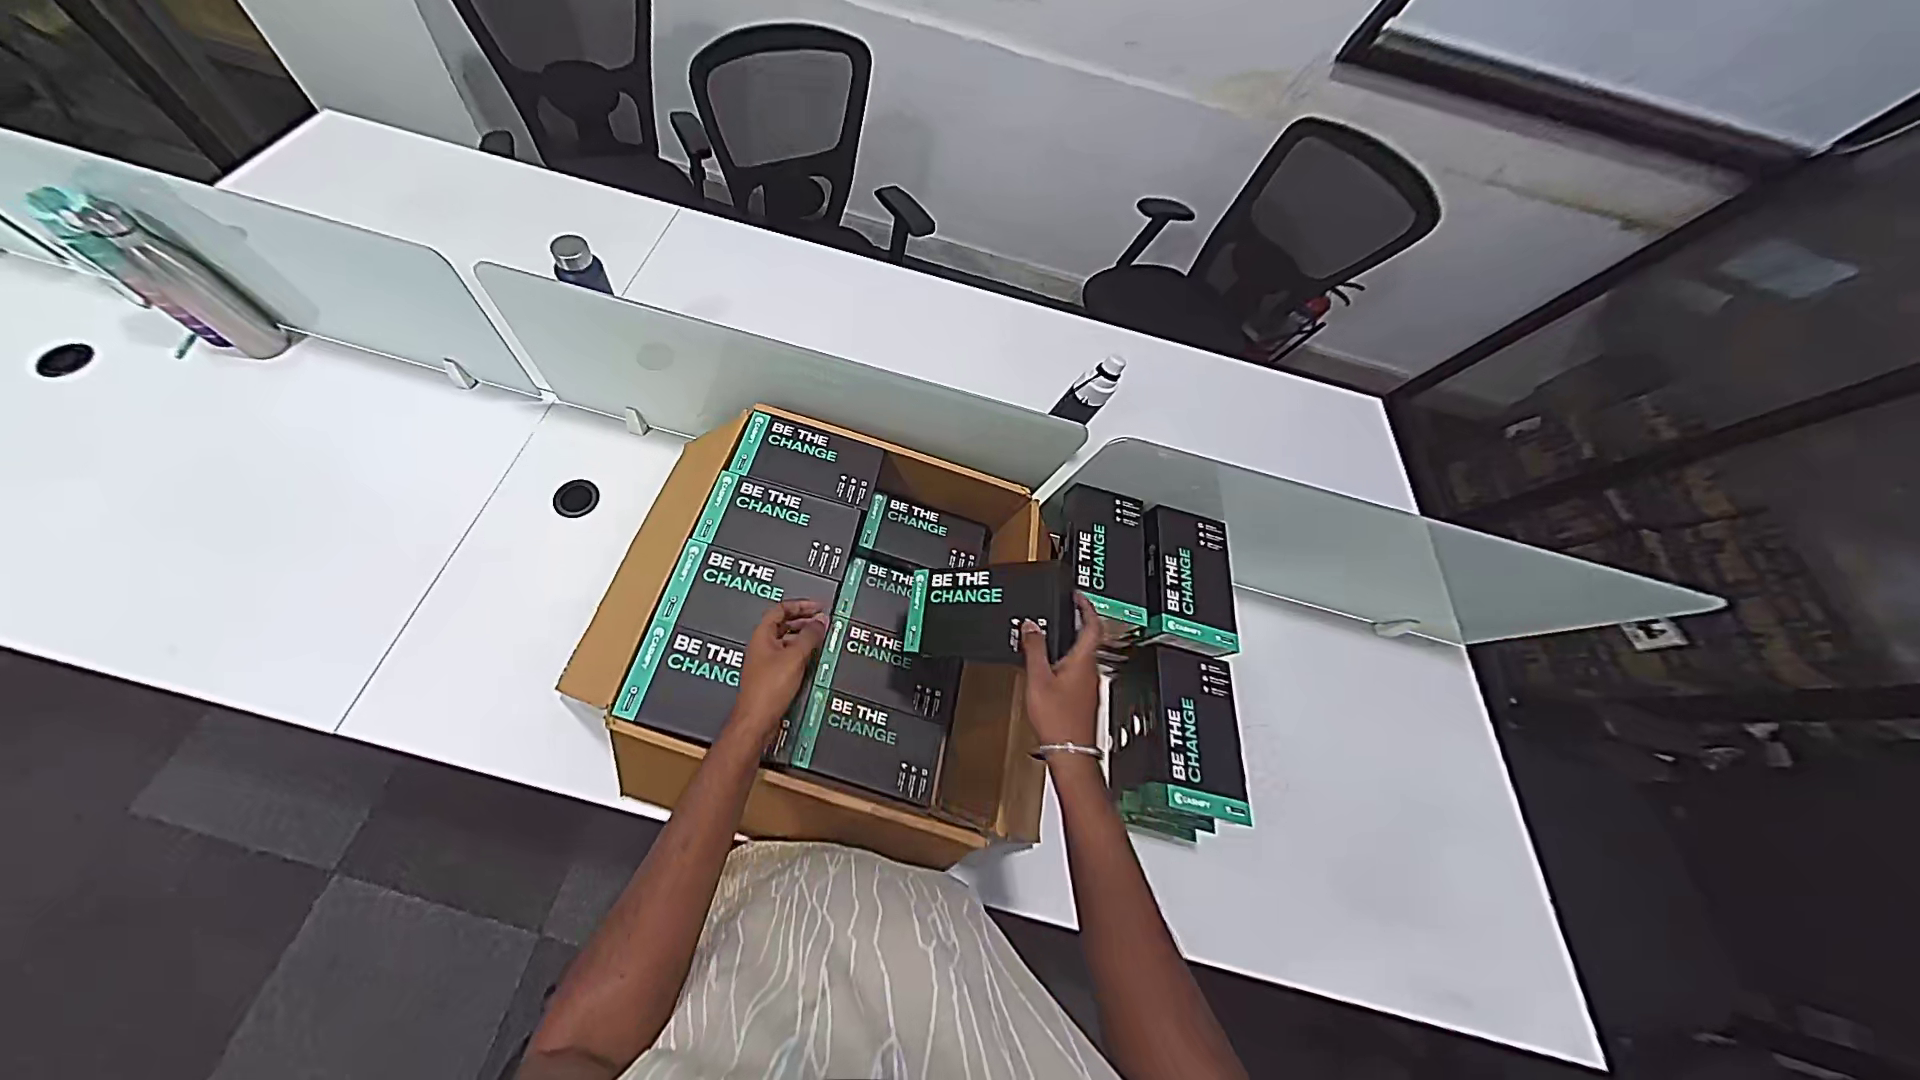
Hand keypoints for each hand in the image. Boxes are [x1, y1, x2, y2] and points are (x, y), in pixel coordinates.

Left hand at [729, 599, 827, 742]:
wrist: (757, 720)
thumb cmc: (767, 690)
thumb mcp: (795, 656)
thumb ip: (810, 636)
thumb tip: (820, 621)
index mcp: (762, 635)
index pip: (781, 609)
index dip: (800, 605)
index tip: (817, 606)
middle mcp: (762, 646)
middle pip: (784, 624)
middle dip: (804, 620)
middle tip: (822, 621)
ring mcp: (766, 661)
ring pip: (787, 641)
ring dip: (804, 637)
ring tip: (821, 638)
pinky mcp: (772, 676)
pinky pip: (789, 656)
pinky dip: (802, 653)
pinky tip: (813, 658)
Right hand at [1020, 592, 1102, 747]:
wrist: (1070, 753)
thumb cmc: (1058, 720)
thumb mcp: (1038, 678)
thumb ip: (1034, 649)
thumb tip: (1030, 626)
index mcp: (1084, 661)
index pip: (1092, 624)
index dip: (1086, 606)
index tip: (1077, 596)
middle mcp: (1091, 671)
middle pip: (1088, 639)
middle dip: (1075, 623)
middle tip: (1063, 611)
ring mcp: (1090, 685)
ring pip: (1082, 656)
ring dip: (1069, 643)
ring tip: (1051, 637)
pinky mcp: (1084, 698)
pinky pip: (1077, 671)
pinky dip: (1065, 661)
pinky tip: (1050, 668)